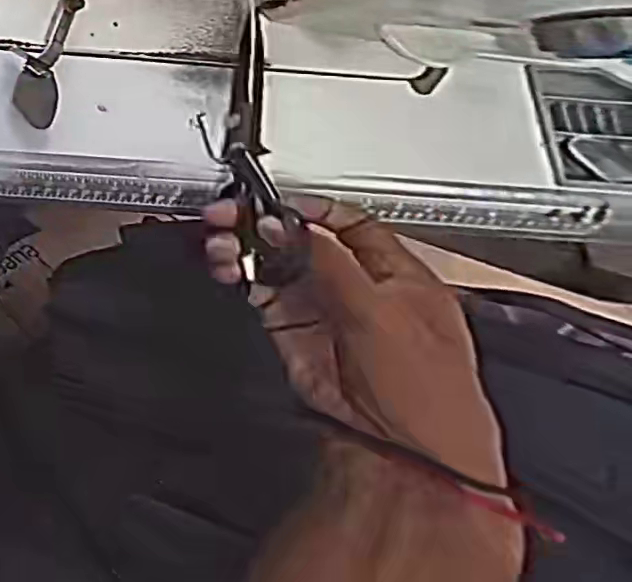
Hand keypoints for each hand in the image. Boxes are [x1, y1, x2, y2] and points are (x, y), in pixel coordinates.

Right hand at [202, 196, 506, 487]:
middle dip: (258, 222)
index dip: (313, 208)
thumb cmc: (423, 389)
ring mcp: (315, 301)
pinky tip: (223, 265)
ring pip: (266, 256)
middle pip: (296, 237)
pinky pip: (250, 281)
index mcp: (394, 276)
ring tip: (221, 244)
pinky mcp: (283, 319)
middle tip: (228, 214)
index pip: (350, 224)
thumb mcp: (383, 314)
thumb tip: (292, 223)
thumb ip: (333, 263)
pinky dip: (230, 268)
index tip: (276, 202)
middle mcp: (350, 284)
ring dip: (238, 244)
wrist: (395, 442)